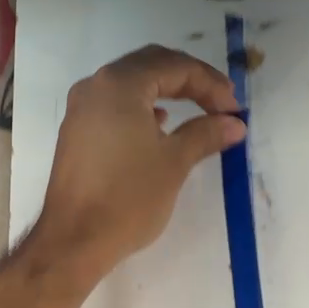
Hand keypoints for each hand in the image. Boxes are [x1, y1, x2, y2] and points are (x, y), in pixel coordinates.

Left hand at [33, 45, 246, 269]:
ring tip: (194, 114)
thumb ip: (205, 134)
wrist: (75, 241)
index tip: (234, 110)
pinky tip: (157, 128)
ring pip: (130, 87)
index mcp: (120, 84)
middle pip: (150, 66)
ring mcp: (80, 111)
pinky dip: (141, 111)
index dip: (211, 84)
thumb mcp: (174, 163)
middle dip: (189, 82)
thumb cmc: (128, 199)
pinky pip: (114, 109)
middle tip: (219, 103)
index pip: (175, 66)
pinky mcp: (75, 135)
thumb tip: (234, 124)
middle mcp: (95, 87)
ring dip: (165, 93)